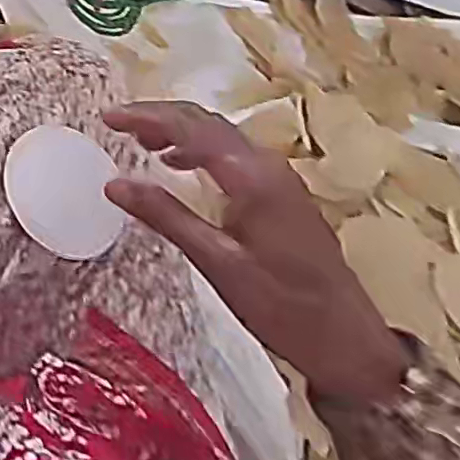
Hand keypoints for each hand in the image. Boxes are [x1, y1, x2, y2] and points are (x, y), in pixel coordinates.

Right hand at [103, 101, 408, 401]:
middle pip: (204, 120)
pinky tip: (177, 163)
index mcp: (250, 176)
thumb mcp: (217, 263)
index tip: (108, 118)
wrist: (351, 344)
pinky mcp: (279, 190)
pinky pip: (229, 151)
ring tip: (139, 141)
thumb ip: (165, 216)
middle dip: (158, 115)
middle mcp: (265, 163)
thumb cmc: (283, 307)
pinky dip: (196, 147)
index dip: (145, 116)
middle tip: (117, 124)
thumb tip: (113, 183)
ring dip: (177, 129)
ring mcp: (276, 175)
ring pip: (217, 133)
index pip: (188, 127)